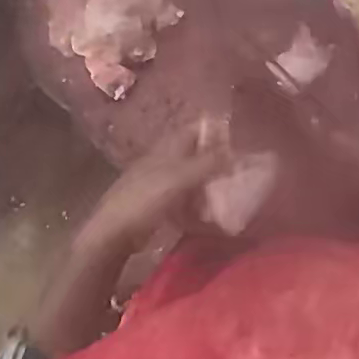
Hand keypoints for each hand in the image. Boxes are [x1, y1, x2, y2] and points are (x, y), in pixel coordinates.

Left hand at [79, 130, 232, 254]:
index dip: (219, 131)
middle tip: (244, 169)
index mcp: (170, 145)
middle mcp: (168, 158)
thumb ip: (210, 162)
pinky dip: (200, 201)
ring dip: (211, 182)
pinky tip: (213, 211)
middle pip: (199, 152)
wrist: (114, 230)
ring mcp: (164, 180)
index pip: (199, 128)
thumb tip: (238, 152)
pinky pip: (187, 197)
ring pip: (194, 175)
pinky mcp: (161, 201)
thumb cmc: (146, 197)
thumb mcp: (181, 177)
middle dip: (219, 159)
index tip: (242, 141)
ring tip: (234, 191)